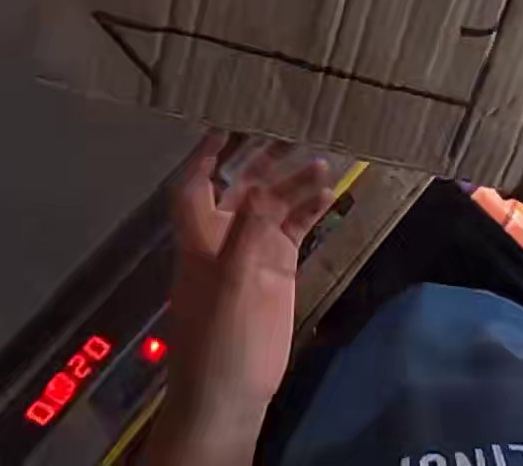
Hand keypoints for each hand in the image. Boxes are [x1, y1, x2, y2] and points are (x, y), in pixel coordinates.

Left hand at [167, 134, 335, 415]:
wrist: (231, 395)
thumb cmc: (216, 340)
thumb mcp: (228, 283)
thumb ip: (247, 233)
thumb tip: (263, 188)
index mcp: (200, 236)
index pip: (194, 186)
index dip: (204, 155)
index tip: (225, 127)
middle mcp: (226, 234)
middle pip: (242, 186)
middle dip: (262, 159)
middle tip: (289, 131)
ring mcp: (255, 248)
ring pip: (276, 203)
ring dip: (295, 182)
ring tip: (322, 162)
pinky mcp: (278, 264)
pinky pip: (295, 226)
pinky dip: (310, 208)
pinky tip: (328, 193)